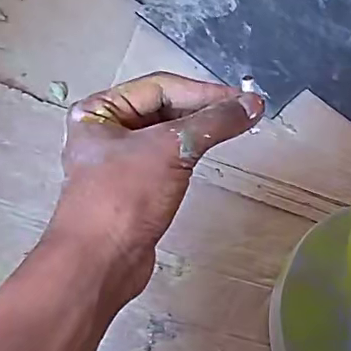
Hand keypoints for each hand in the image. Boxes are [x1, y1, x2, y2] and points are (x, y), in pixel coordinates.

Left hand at [48, 73, 263, 300]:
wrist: (99, 263)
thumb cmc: (122, 198)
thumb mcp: (171, 150)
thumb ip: (213, 123)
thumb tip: (251, 104)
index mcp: (99, 112)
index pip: (160, 88)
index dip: (204, 92)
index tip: (242, 100)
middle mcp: (104, 133)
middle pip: (162, 110)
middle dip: (202, 111)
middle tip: (243, 114)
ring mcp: (116, 164)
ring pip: (164, 137)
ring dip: (196, 133)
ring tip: (232, 131)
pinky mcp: (131, 192)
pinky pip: (164, 163)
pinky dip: (187, 157)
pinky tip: (206, 156)